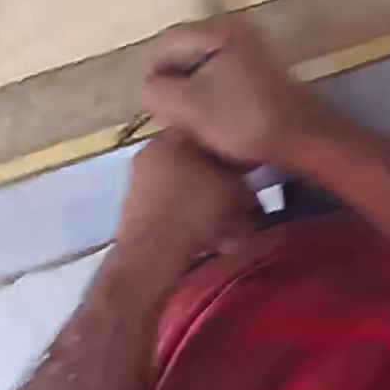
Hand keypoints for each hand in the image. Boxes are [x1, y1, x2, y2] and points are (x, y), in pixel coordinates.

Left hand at [119, 134, 255, 261]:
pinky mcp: (140, 214)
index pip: (209, 139)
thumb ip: (244, 180)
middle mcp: (151, 156)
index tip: (249, 177)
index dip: (234, 159)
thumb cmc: (196, 207)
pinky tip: (217, 243)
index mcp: (169, 139)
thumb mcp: (234, 188)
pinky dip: (197, 225)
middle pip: (200, 171)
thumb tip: (250, 183)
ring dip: (215, 213)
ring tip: (234, 234)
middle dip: (225, 193)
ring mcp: (142, 186)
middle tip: (244, 210)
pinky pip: (178, 214)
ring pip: (191, 196)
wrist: (154, 249)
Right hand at [140, 17, 334, 166]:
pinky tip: (220, 125)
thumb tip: (153, 86)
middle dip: (176, 88)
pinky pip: (228, 83)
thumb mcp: (189, 107)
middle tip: (175, 119)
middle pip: (186, 57)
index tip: (159, 111)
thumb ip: (156, 90)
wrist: (307, 140)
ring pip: (207, 72)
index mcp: (218, 29)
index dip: (154, 79)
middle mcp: (239, 30)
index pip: (163, 46)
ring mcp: (256, 51)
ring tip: (197, 125)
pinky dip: (219, 101)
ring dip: (197, 98)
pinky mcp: (267, 75)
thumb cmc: (246, 122)